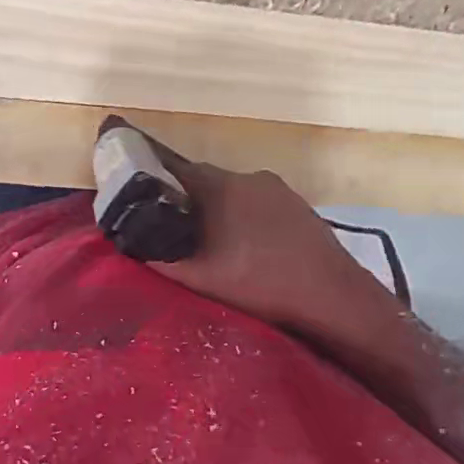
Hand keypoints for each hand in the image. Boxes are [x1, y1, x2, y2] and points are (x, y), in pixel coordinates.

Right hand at [151, 163, 400, 336]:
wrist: (330, 293)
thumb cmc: (261, 283)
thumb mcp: (202, 278)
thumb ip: (162, 260)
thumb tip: (133, 246)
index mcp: (220, 187)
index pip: (174, 170)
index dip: (156, 182)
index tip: (145, 200)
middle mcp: (248, 177)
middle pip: (207, 182)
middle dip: (190, 203)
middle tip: (179, 233)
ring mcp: (278, 189)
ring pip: (237, 193)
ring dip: (223, 212)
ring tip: (218, 246)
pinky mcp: (299, 204)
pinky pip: (262, 204)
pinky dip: (249, 218)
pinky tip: (253, 248)